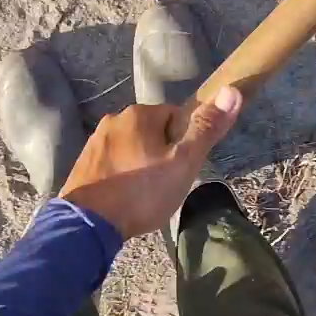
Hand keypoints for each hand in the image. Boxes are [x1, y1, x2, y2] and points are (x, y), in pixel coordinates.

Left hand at [59, 87, 242, 238]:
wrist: (89, 224)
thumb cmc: (142, 192)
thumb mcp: (183, 163)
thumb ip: (206, 129)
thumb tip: (232, 91)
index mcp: (138, 114)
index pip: (176, 117)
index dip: (185, 143)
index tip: (183, 168)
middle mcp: (113, 120)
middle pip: (152, 133)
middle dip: (162, 154)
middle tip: (166, 185)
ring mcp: (94, 142)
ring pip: (131, 149)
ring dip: (141, 166)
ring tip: (145, 195)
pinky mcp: (83, 164)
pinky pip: (113, 164)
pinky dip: (122, 176)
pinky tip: (126, 198)